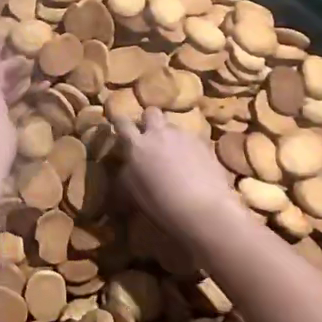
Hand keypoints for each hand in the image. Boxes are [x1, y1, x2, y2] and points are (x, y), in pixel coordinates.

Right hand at [115, 107, 246, 241]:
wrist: (203, 209)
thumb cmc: (159, 202)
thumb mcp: (131, 189)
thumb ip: (127, 170)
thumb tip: (127, 162)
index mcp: (137, 144)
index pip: (122, 122)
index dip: (118, 120)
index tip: (116, 121)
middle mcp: (159, 133)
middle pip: (151, 112)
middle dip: (148, 119)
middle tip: (148, 135)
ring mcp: (184, 137)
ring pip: (173, 125)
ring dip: (169, 134)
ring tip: (172, 151)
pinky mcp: (204, 144)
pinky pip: (191, 138)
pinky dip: (187, 146)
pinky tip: (191, 163)